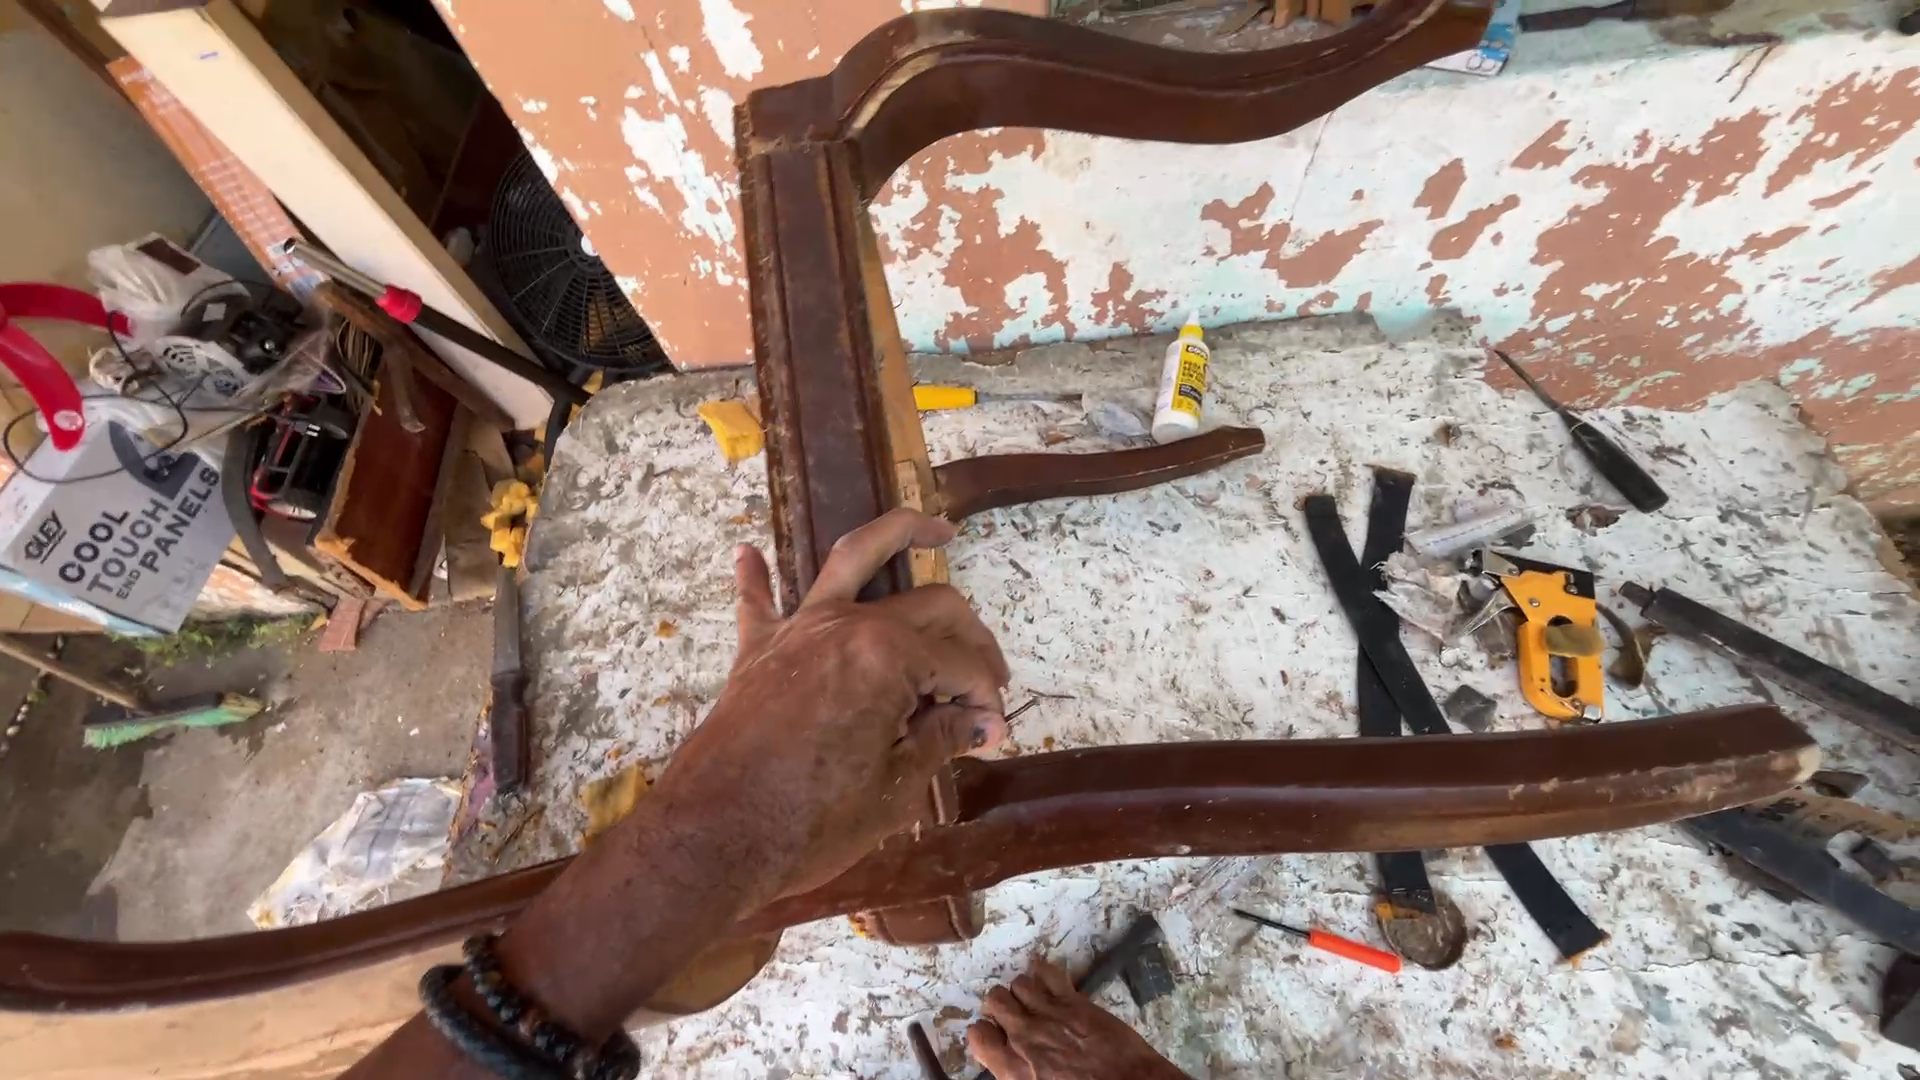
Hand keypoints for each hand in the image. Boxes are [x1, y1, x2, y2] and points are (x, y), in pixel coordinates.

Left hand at [656, 508, 1010, 899]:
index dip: (986, 699)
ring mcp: (799, 629)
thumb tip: (982, 722)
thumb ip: (942, 738)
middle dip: (971, 639)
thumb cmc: (810, 822)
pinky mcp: (757, 649)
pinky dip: (755, 576)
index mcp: (887, 656)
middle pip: (930, 606)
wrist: (710, 840)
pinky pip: (757, 601)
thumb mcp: (894, 789)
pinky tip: (748, 551)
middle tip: (990, 679)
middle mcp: (847, 624)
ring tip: (935, 530)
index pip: (960, 664)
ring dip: (899, 534)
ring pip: (855, 558)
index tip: (994, 732)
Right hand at [968, 958, 1186, 1079]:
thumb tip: (1011, 1065)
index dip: (983, 1034)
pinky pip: (1047, 971)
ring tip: (1034, 1001)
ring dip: (1023, 990)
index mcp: (1014, 1070)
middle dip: (1000, 1005)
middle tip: (1013, 1015)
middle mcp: (1025, 1036)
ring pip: (1019, 982)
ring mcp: (1050, 1013)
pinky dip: (1043, 971)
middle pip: (994, 999)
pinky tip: (1047, 978)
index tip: (993, 1037)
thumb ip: (1018, 1075)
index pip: (977, 1036)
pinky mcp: (1074, 1000)